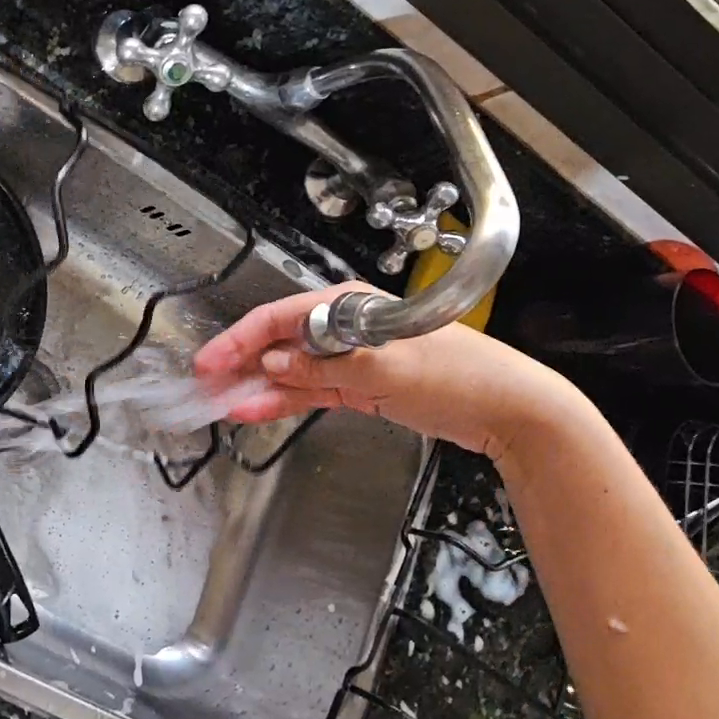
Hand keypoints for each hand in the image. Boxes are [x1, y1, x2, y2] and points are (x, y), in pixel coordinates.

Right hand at [193, 283, 589, 460]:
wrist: (512, 411)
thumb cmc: (460, 376)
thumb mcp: (384, 370)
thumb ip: (322, 367)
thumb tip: (273, 366)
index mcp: (347, 308)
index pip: (278, 318)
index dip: (240, 340)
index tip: (210, 362)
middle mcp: (342, 328)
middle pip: (278, 343)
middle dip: (240, 363)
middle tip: (205, 385)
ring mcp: (349, 358)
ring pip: (289, 371)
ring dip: (255, 386)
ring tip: (220, 402)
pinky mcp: (358, 386)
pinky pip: (309, 392)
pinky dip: (282, 401)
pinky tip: (254, 410)